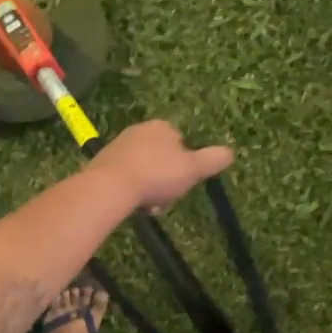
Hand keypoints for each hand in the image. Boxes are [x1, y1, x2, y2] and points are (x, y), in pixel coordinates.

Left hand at [87, 120, 233, 208]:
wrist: (110, 186)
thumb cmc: (156, 174)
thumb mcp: (192, 168)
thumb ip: (212, 160)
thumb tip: (229, 152)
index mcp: (160, 126)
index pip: (180, 142)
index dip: (185, 163)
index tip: (184, 180)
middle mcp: (137, 130)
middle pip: (161, 158)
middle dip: (166, 179)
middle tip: (167, 197)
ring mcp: (117, 145)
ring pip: (144, 170)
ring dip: (150, 188)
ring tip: (149, 205)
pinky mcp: (102, 162)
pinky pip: (125, 177)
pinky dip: (132, 190)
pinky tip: (133, 204)